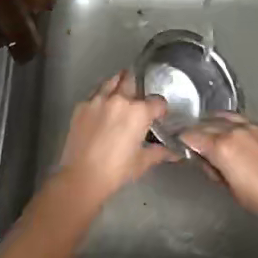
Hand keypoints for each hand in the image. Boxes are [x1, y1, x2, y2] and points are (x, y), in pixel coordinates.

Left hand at [50, 70, 173, 207]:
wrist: (81, 176)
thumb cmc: (116, 171)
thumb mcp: (142, 162)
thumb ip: (159, 152)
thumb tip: (176, 153)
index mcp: (139, 112)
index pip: (157, 102)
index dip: (161, 109)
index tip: (159, 116)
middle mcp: (120, 100)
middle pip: (132, 82)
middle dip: (138, 86)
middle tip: (139, 95)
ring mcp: (98, 100)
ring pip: (112, 82)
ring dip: (119, 82)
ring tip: (122, 83)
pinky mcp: (81, 106)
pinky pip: (95, 93)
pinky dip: (101, 94)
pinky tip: (102, 101)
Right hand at [179, 113, 257, 222]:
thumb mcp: (228, 187)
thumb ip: (213, 168)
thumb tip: (204, 159)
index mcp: (221, 146)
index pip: (192, 136)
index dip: (181, 139)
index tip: (176, 143)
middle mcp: (232, 130)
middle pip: (205, 124)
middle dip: (194, 131)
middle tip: (188, 141)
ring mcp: (247, 126)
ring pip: (221, 117)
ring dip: (210, 123)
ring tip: (205, 132)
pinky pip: (237, 118)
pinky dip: (226, 121)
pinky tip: (225, 128)